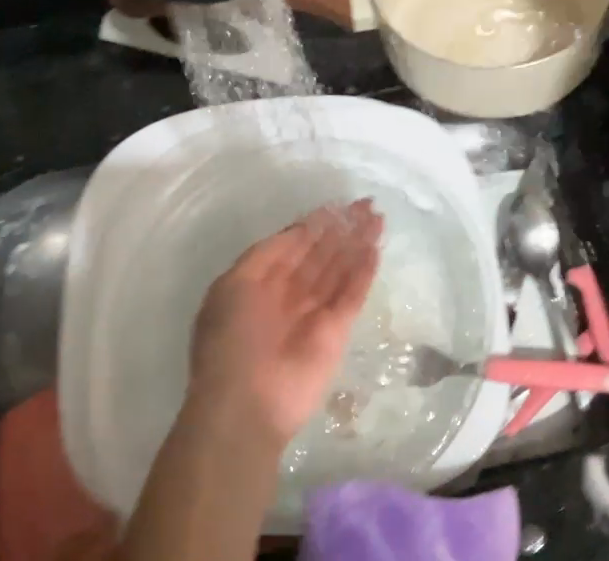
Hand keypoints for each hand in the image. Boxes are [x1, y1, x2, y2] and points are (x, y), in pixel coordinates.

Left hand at [186, 200, 382, 445]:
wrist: (245, 405)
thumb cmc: (230, 341)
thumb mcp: (233, 286)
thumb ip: (266, 254)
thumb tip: (299, 231)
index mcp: (258, 285)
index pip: (292, 246)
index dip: (313, 224)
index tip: (335, 204)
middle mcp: (287, 295)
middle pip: (320, 254)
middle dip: (341, 229)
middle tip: (366, 204)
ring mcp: (313, 313)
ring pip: (339, 269)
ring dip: (358, 243)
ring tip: (377, 217)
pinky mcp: (337, 331)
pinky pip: (352, 294)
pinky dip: (364, 271)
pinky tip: (375, 247)